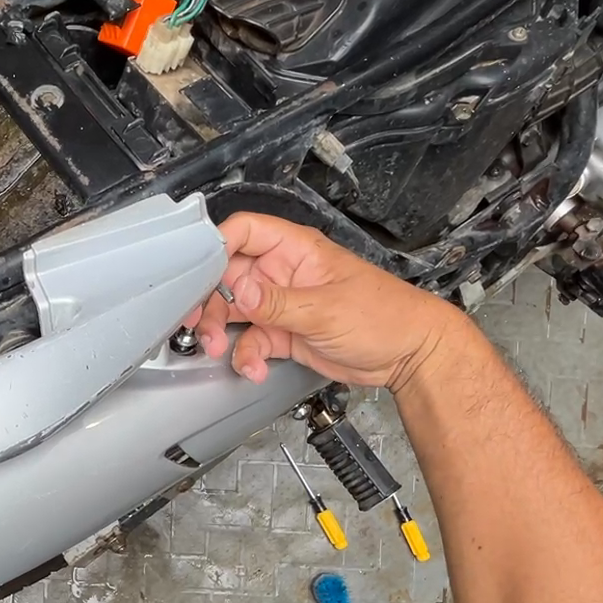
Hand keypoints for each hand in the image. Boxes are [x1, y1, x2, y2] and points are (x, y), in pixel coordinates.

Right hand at [189, 213, 468, 390]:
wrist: (408, 355)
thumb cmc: (384, 316)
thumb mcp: (325, 309)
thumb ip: (276, 302)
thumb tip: (239, 290)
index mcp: (294, 250)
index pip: (244, 232)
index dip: (216, 246)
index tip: (195, 272)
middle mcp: (281, 274)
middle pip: (227, 278)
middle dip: (210, 303)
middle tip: (200, 326)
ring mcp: (280, 305)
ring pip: (232, 312)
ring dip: (220, 334)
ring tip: (221, 351)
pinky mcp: (282, 333)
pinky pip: (250, 342)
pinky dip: (245, 358)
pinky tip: (254, 369)